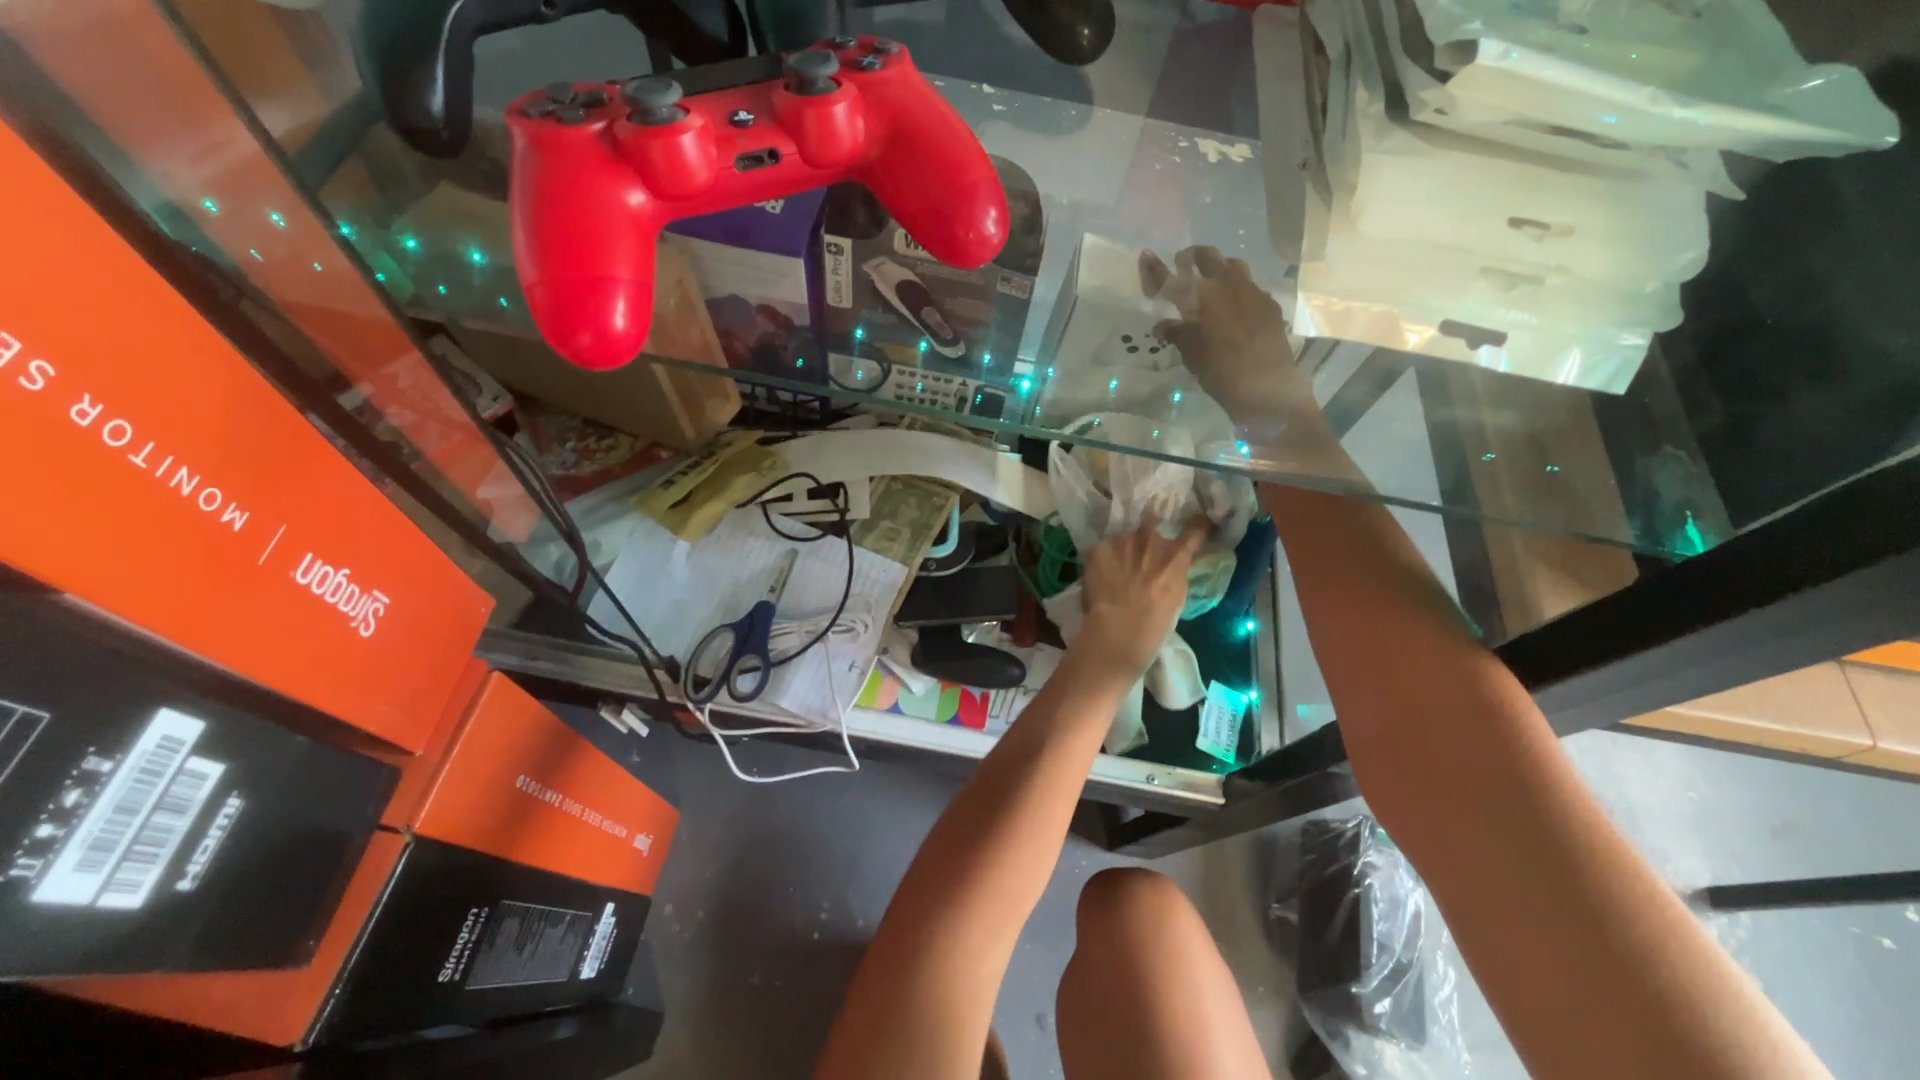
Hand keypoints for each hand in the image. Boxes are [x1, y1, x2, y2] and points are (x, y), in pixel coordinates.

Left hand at [1075, 514, 1210, 678]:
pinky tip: (1100, 574)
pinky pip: (1103, 548)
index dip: (1199, 523)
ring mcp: (1123, 540)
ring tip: (1116, 567)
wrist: (1120, 627)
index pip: (1196, 529)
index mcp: (1176, 554)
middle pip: (1151, 521)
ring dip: (1123, 548)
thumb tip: (1169, 566)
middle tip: (1141, 546)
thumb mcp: (1178, 595)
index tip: (1199, 521)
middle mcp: (1151, 539)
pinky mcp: (1099, 548)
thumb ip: (1175, 572)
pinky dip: (1103, 558)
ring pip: (1124, 537)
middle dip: (1148, 530)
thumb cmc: (1156, 620)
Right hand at [1141, 246, 1318, 430]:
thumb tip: (1164, 326)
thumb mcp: (1192, 355)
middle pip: (1207, 257)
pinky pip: (1252, 287)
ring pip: (1233, 265)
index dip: (1155, 269)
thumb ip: (1177, 334)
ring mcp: (1252, 291)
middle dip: (1192, 257)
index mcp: (1200, 297)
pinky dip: (1240, 291)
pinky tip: (1238, 307)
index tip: (1146, 255)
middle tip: (1184, 266)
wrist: (1266, 387)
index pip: (1171, 279)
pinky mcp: (1270, 304)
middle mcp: (1226, 285)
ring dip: (1220, 268)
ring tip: (1214, 282)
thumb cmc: (1221, 372)